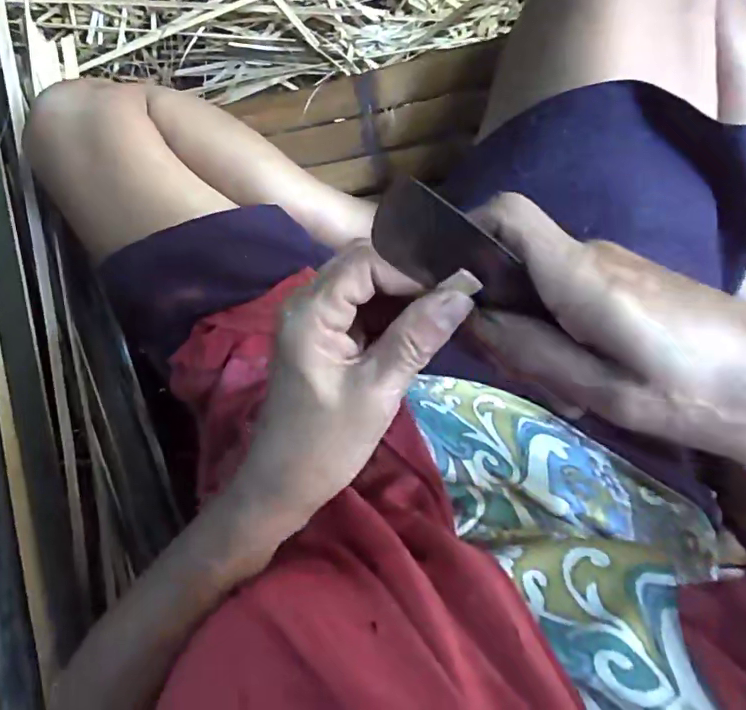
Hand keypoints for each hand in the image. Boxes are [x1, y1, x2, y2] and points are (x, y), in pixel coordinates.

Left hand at [227, 242, 476, 533]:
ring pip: (366, 282)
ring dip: (403, 293)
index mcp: (311, 310)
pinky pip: (362, 304)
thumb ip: (418, 337)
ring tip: (445, 307)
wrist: (282, 486)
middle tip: (453, 295)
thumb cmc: (326, 444)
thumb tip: (463, 294)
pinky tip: (421, 323)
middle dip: (410, 277)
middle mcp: (307, 300)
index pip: (366, 261)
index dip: (411, 269)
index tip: (452, 289)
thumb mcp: (379, 390)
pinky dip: (391, 310)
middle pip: (364, 264)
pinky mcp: (324, 330)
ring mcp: (314, 314)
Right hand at [464, 193, 745, 464]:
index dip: (465, 231)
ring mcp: (618, 269)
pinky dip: (566, 335)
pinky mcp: (638, 286)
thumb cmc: (713, 394)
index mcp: (581, 272)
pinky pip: (576, 298)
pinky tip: (600, 386)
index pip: (506, 213)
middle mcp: (594, 256)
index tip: (448, 284)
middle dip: (501, 312)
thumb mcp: (615, 393)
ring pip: (545, 285)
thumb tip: (477, 319)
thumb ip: (538, 354)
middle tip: (525, 376)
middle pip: (516, 260)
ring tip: (574, 395)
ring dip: (537, 333)